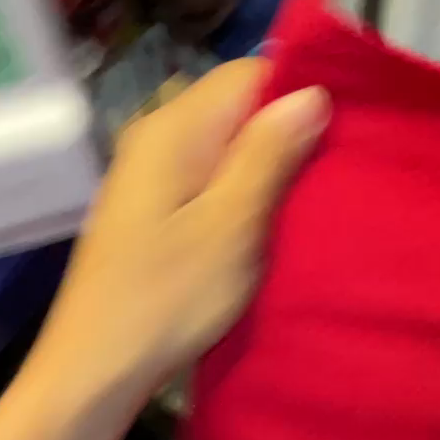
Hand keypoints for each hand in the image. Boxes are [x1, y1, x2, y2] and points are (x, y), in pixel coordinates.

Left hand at [26, 59, 327, 408]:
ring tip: (305, 199)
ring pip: (226, 144)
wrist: (97, 365)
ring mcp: (151, 172)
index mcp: (175, 128)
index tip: (341, 133)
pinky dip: (242, 189)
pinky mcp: (153, 206)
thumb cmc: (168, 296)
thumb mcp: (231, 225)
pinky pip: (209, 175)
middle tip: (330, 174)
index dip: (298, 93)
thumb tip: (311, 92)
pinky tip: (263, 220)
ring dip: (267, 165)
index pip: (248, 73)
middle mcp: (157, 135)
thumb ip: (268, 154)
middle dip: (287, 132)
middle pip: (236, 106)